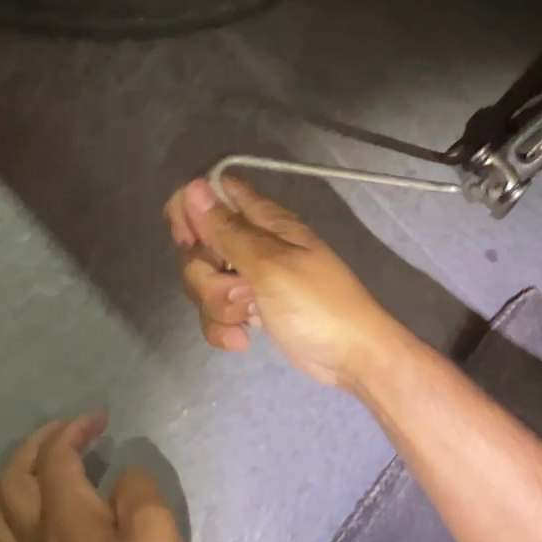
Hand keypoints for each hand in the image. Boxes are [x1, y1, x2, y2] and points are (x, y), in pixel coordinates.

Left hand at [0, 413, 187, 541]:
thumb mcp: (156, 530)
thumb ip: (137, 489)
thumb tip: (122, 475)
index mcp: (64, 516)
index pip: (56, 459)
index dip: (74, 430)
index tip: (101, 418)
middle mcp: (34, 539)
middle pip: (12, 482)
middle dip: (34, 447)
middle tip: (64, 431)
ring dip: (13, 484)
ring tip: (38, 473)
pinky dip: (10, 532)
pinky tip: (29, 534)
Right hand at [164, 175, 413, 388]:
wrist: (352, 357)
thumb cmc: (318, 304)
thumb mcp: (270, 265)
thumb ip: (229, 230)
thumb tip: (195, 185)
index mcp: (267, 221)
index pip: (215, 193)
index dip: (192, 209)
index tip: (190, 240)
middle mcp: (257, 244)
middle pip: (201, 245)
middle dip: (206, 274)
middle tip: (239, 288)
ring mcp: (254, 278)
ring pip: (206, 282)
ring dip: (218, 306)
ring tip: (250, 316)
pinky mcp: (253, 309)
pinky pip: (218, 312)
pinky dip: (224, 328)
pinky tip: (244, 340)